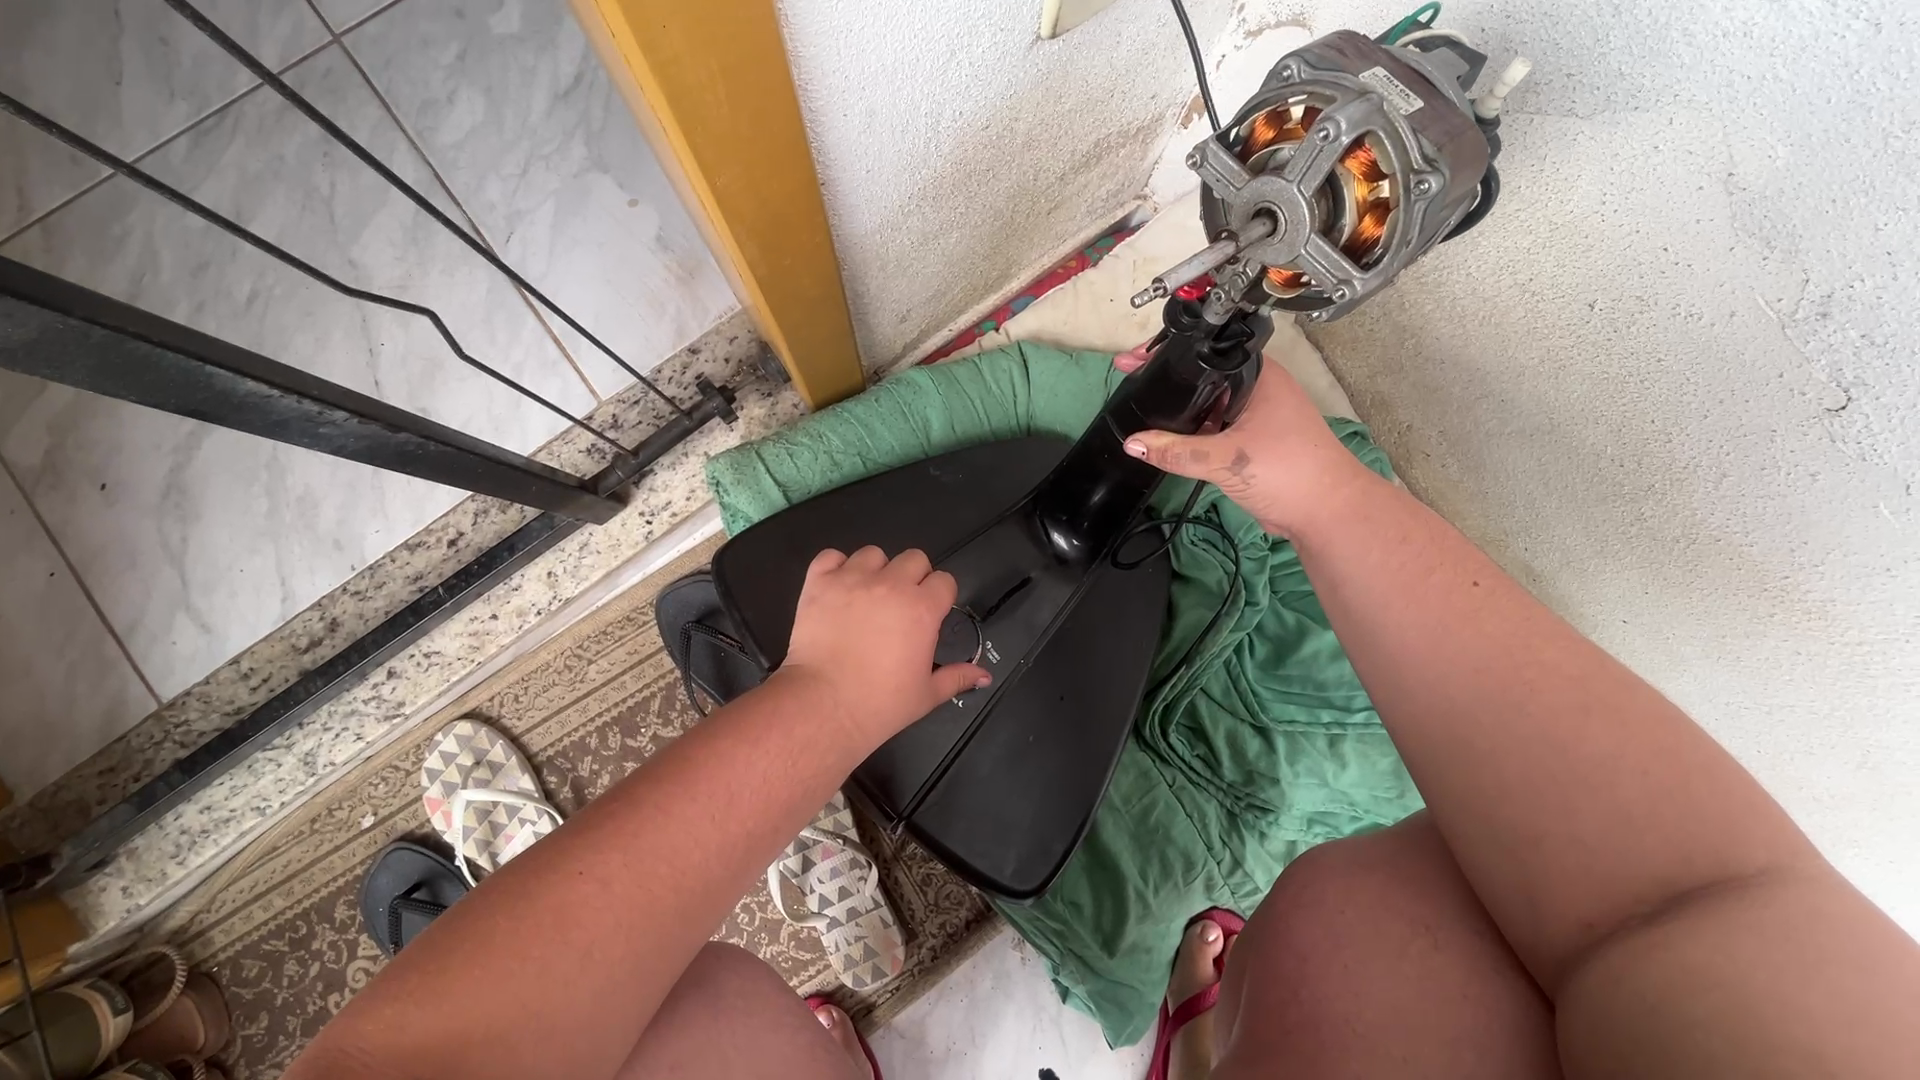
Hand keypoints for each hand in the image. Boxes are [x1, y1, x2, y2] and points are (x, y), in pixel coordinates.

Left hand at [777, 546, 990, 749]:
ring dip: (876, 570)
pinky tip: (838, 588)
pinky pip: (831, 556)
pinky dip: (836, 567)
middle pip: (914, 558)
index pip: (944, 580)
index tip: (931, 611)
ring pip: (873, 554)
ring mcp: (852, 580)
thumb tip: (983, 675)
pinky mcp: (819, 583)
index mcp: (922, 609)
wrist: (824, 705)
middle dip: (913, 577)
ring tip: (868, 596)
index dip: (940, 595)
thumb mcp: (927, 695)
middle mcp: (890, 585)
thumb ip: (957, 677)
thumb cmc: (879, 703)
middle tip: (902, 604)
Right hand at [1113, 341, 1376, 537]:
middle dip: (1170, 383)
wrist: (1327, 513)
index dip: (1168, 354)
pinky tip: (1168, 439)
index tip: (1132, 361)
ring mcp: (1256, 416)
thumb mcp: (1224, 459)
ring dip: (1181, 412)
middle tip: (1130, 383)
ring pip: (1209, 407)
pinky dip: (1193, 434)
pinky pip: (1214, 430)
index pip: (1206, 352)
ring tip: (1142, 411)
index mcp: (1259, 376)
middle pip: (1204, 379)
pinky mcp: (1252, 442)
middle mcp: (1258, 390)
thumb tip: (1132, 444)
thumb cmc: (1288, 472)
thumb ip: (1176, 451)